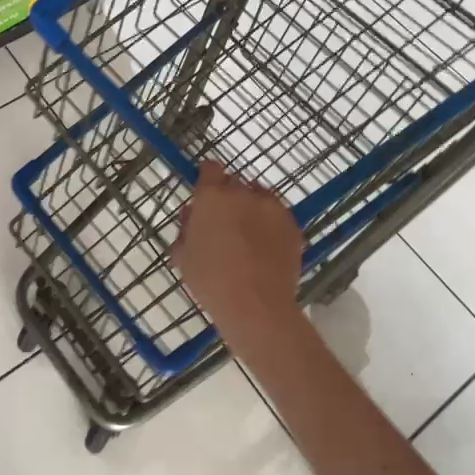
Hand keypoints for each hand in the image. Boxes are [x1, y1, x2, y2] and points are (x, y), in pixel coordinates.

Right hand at [172, 162, 301, 340]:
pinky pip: (277, 216)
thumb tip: (193, 214)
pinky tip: (266, 248)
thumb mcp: (183, 255)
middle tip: (225, 224)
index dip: (207, 179)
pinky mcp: (291, 224)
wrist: (257, 306)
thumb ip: (185, 227)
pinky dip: (271, 224)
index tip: (206, 195)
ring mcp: (270, 207)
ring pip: (258, 197)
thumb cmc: (211, 280)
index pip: (209, 168)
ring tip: (249, 236)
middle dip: (228, 197)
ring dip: (252, 208)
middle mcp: (242, 193)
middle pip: (234, 183)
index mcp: (211, 196)